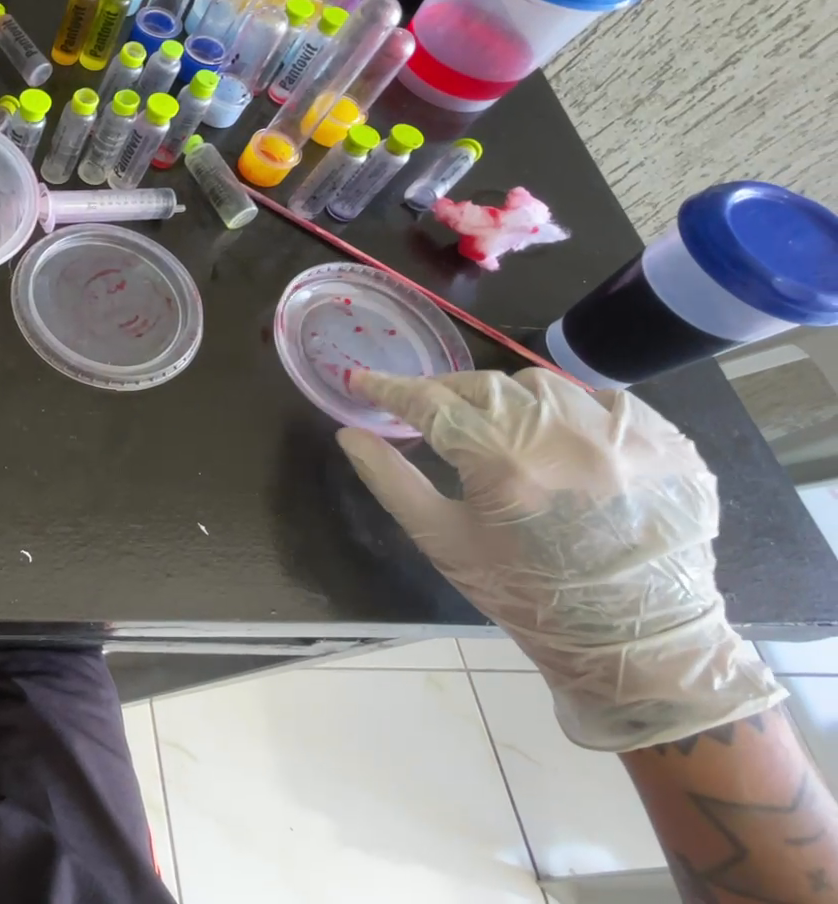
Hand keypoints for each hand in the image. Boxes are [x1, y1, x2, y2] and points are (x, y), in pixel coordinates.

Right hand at [337, 368, 783, 750]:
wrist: (635, 638)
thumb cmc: (521, 590)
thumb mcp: (440, 538)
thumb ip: (390, 480)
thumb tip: (349, 433)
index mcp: (501, 462)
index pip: (430, 403)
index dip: (389, 388)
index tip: (363, 380)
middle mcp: (564, 436)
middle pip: (484, 385)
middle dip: (445, 392)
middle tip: (426, 410)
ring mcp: (623, 437)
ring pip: (543, 384)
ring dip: (506, 398)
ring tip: (495, 425)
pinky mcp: (669, 444)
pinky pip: (605, 398)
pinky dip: (569, 405)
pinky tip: (558, 434)